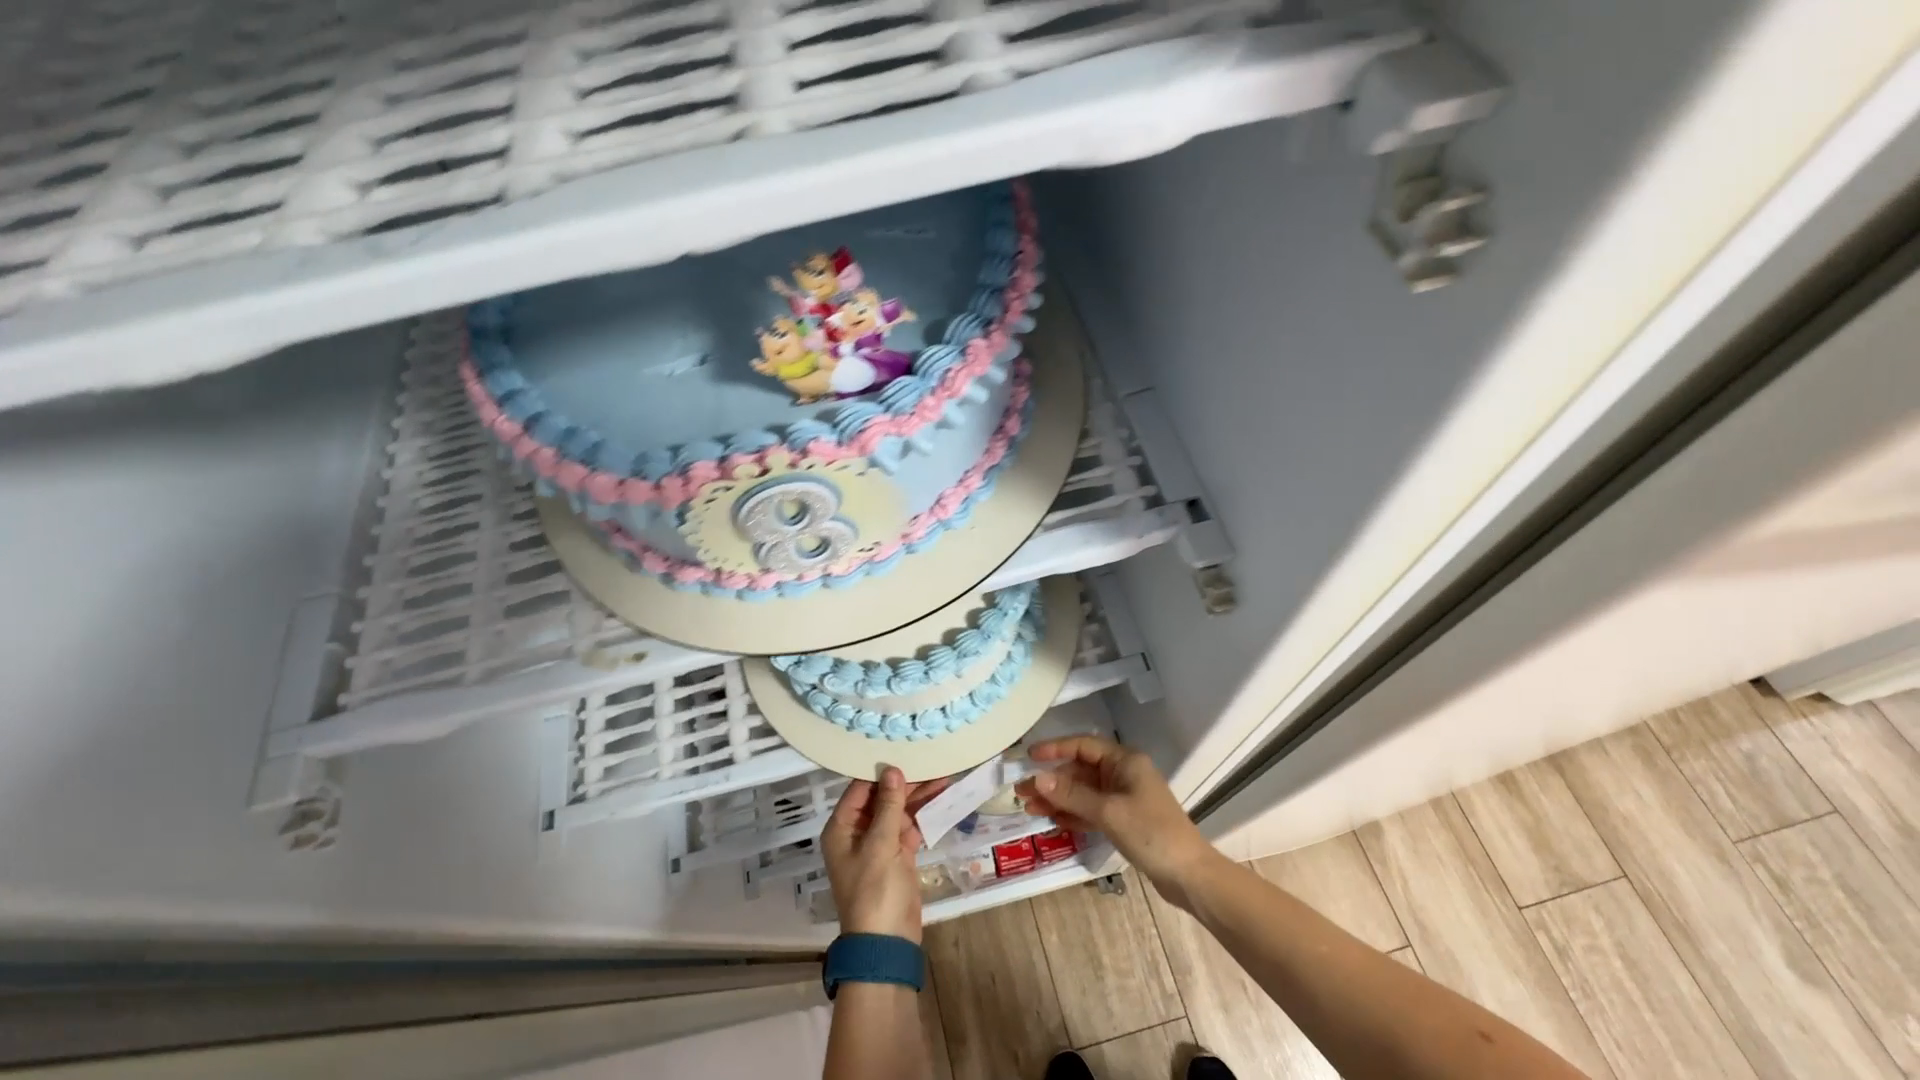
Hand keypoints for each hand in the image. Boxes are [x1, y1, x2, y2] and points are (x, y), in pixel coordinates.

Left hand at [822, 767, 947, 942]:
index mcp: (841, 829)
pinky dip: (923, 816)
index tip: (904, 751)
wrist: (887, 942)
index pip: (859, 790)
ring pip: (897, 813)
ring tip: (944, 776)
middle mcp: (856, 834)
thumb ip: (887, 806)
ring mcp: (878, 846)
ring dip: (918, 798)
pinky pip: (909, 828)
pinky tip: (942, 799)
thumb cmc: (875, 891)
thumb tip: (892, 770)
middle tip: (932, 763)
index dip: (881, 772)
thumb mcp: (880, 845)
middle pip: (880, 799)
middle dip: (905, 783)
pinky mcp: (897, 857)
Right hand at [1015, 736, 1218, 907]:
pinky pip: (1091, 811)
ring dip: (1058, 800)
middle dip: (1051, 781)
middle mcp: (1124, 775)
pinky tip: (1052, 820)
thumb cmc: (1150, 833)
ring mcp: (1124, 799)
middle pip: (1081, 771)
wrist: (1187, 873)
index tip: (1029, 756)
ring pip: (1084, 793)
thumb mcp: (1108, 811)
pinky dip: (1073, 815)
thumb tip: (1037, 778)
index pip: (1084, 746)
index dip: (1055, 749)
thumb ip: (1071, 795)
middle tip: (1021, 792)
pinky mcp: (1124, 821)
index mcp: (1125, 762)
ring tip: (1029, 809)